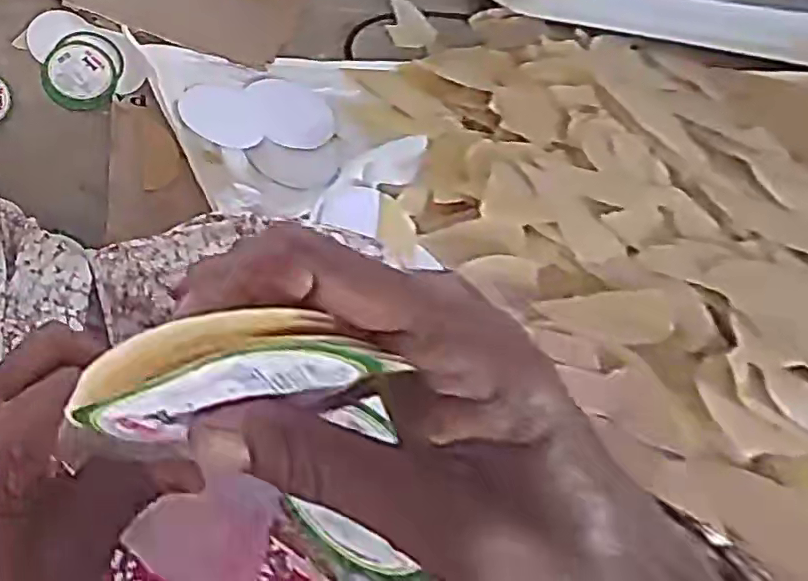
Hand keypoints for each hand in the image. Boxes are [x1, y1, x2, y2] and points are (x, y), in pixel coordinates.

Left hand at [0, 325, 159, 580]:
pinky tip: (81, 413)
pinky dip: (57, 381)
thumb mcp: (88, 529)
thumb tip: (185, 463)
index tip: (149, 391)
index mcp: (6, 434)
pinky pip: (24, 372)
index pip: (74, 376)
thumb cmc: (28, 569)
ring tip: (108, 400)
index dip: (117, 380)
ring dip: (77, 369)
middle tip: (129, 386)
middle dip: (96, 360)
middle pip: (50, 347)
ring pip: (37, 355)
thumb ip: (134, 481)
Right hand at [176, 225, 725, 580]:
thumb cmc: (557, 551)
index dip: (242, 278)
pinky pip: (317, 310)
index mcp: (457, 331)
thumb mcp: (441, 526)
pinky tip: (239, 358)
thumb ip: (321, 467)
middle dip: (230, 289)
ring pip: (303, 277)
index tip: (185, 320)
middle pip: (305, 258)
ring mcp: (414, 311)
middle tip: (177, 339)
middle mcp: (429, 298)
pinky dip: (267, 330)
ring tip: (194, 346)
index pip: (326, 265)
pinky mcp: (399, 334)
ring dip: (242, 306)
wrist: (629, 569)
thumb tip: (203, 432)